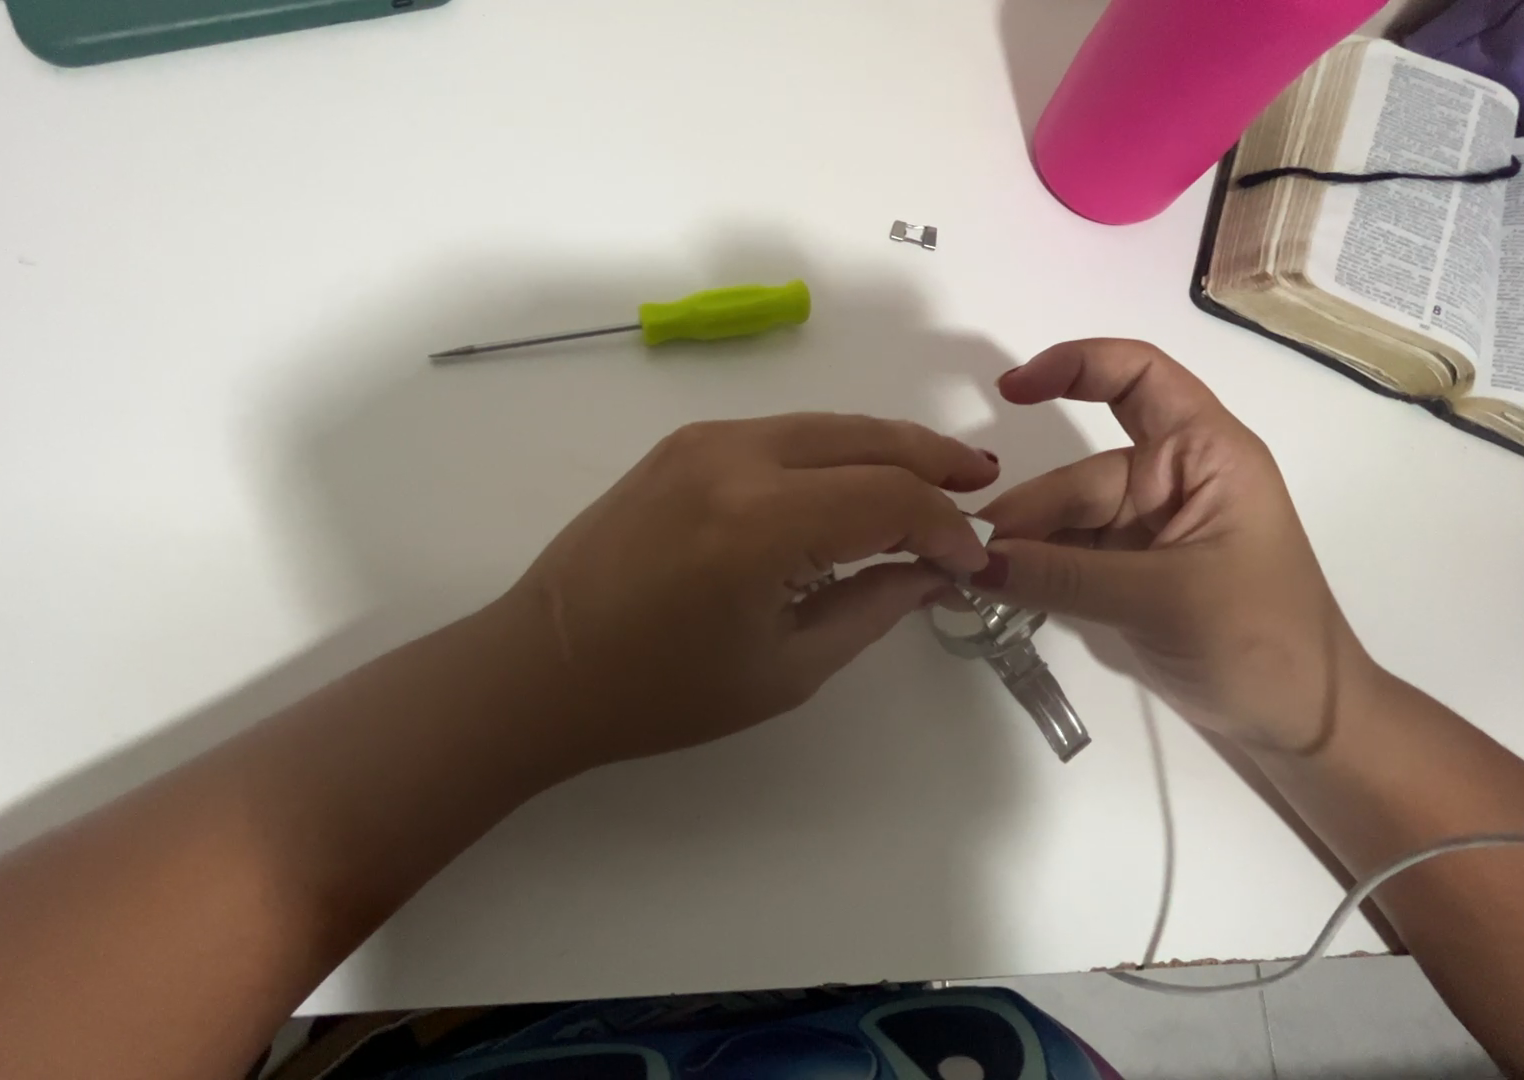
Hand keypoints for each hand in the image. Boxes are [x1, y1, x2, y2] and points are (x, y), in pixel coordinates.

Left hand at [493, 413, 998, 771]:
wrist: (543, 666)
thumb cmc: (661, 692)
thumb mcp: (786, 668)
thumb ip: (871, 608)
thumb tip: (931, 572)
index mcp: (762, 523)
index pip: (889, 498)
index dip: (944, 525)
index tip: (971, 558)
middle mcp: (735, 458)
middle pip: (865, 438)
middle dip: (931, 460)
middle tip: (980, 483)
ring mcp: (702, 440)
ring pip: (825, 425)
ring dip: (884, 448)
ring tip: (935, 476)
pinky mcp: (682, 443)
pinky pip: (781, 433)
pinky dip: (832, 451)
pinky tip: (853, 479)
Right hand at [971, 340, 1370, 751]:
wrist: (1299, 722)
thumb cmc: (1262, 641)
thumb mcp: (1160, 599)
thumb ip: (1061, 576)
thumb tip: (974, 560)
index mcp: (1204, 456)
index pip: (1139, 378)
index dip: (1075, 366)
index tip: (1009, 389)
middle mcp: (1170, 481)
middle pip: (1078, 476)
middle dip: (1028, 514)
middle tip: (976, 560)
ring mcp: (1144, 530)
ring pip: (1063, 521)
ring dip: (1022, 548)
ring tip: (978, 581)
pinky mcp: (1125, 573)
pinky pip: (1064, 557)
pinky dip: (1032, 572)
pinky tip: (999, 591)